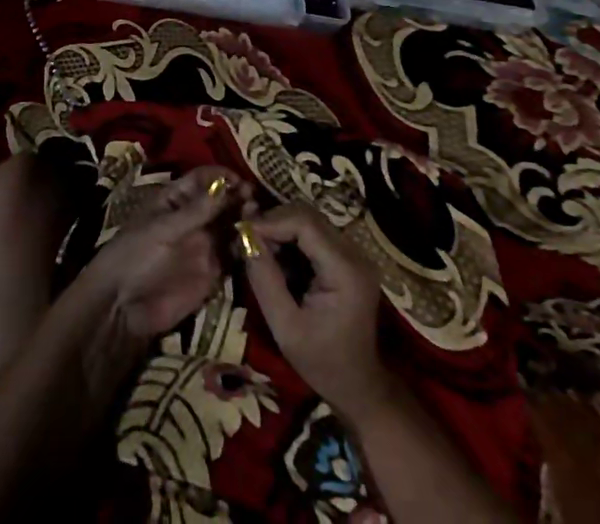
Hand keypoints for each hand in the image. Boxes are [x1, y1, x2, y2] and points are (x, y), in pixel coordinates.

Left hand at [81, 166, 245, 340]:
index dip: (222, 177)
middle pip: (222, 201)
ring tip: (260, 221)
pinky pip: (236, 254)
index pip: (202, 179)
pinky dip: (249, 248)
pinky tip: (262, 244)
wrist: (124, 304)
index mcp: (174, 200)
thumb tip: (226, 186)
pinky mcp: (214, 270)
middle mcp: (193, 218)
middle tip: (255, 202)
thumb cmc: (134, 256)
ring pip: (232, 226)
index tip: (242, 181)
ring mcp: (205, 244)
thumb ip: (196, 211)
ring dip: (247, 221)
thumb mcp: (162, 229)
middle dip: (239, 198)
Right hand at [239, 203, 395, 420]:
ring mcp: (353, 256)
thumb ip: (264, 278)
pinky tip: (275, 260)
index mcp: (345, 271)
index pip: (304, 223)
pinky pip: (312, 235)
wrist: (357, 384)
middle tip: (247, 244)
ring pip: (308, 221)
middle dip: (272, 223)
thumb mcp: (283, 324)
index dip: (269, 222)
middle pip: (306, 216)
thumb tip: (244, 237)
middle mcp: (355, 255)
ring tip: (258, 253)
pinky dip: (288, 239)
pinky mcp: (346, 260)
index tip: (242, 235)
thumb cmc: (320, 360)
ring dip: (279, 230)